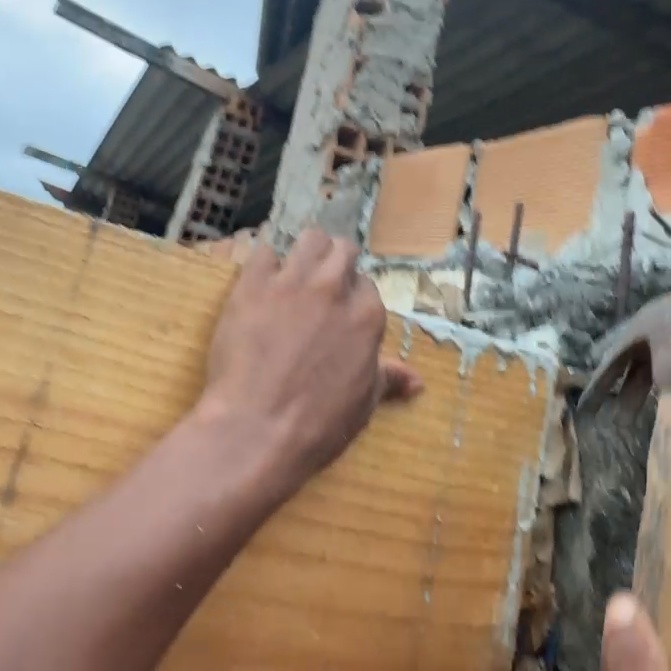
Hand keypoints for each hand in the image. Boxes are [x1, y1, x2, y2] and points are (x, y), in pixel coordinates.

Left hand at [195, 228, 421, 495]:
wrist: (256, 430)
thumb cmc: (317, 425)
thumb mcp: (362, 404)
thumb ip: (387, 378)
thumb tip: (417, 381)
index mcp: (367, 315)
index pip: (365, 285)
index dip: (352, 297)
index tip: (339, 311)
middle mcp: (334, 289)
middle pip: (342, 250)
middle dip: (334, 262)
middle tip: (320, 284)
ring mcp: (293, 282)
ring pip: (309, 240)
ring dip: (305, 252)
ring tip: (294, 272)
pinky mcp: (253, 283)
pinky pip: (264, 252)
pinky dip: (264, 264)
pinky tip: (259, 284)